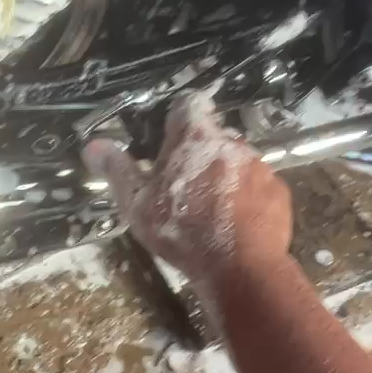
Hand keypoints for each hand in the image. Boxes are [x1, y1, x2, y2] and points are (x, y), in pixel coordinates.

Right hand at [83, 92, 291, 292]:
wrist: (239, 267)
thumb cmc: (180, 231)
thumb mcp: (136, 204)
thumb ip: (117, 170)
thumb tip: (93, 145)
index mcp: (193, 138)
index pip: (188, 105)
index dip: (178, 117)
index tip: (168, 138)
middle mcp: (230, 142)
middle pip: (211, 137)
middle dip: (197, 154)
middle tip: (180, 186)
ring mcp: (259, 166)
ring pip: (234, 162)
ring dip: (221, 176)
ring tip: (207, 209)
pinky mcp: (278, 190)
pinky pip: (256, 186)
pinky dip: (244, 197)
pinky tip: (232, 223)